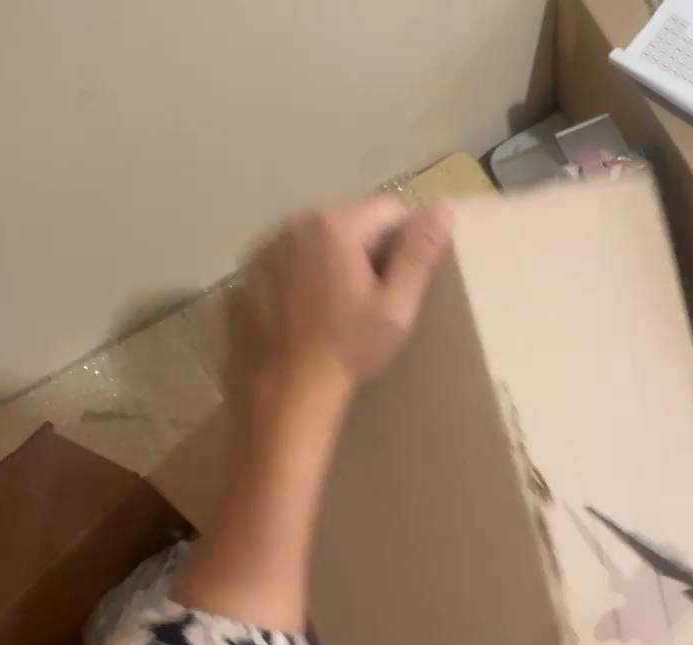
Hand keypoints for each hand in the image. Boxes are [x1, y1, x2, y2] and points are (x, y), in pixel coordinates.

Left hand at [235, 195, 454, 404]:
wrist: (285, 390)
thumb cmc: (347, 351)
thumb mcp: (394, 308)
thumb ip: (418, 254)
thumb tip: (444, 207)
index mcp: (336, 225)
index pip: (388, 209)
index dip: (401, 245)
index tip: (394, 285)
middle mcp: (295, 221)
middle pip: (348, 220)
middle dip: (363, 250)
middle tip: (366, 301)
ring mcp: (266, 245)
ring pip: (315, 238)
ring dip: (330, 260)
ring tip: (334, 308)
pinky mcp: (248, 270)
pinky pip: (287, 258)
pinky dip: (299, 274)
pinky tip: (304, 312)